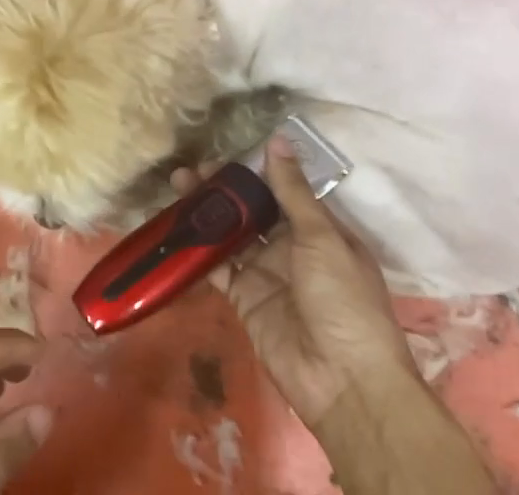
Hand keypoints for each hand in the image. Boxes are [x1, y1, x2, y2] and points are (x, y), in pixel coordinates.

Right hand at [173, 137, 418, 425]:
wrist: (343, 379)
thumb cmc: (343, 300)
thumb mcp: (322, 238)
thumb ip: (292, 191)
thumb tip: (278, 139)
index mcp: (320, 231)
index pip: (282, 192)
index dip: (253, 173)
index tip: (224, 155)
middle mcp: (291, 249)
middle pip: (251, 212)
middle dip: (222, 192)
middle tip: (190, 172)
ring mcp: (265, 275)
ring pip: (229, 236)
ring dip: (205, 214)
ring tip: (177, 189)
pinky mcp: (244, 299)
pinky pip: (216, 269)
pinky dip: (196, 251)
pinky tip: (175, 231)